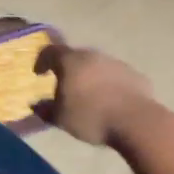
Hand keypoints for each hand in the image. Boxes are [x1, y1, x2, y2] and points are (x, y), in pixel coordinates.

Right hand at [35, 45, 159, 145]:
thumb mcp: (61, 118)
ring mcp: (117, 64)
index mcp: (71, 61)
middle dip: (68, 68)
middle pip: (76, 56)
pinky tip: (111, 101)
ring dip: (91, 76)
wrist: (137, 122)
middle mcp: (93, 56)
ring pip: (98, 65)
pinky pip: (117, 76)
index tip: (39, 73)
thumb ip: (45, 109)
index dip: (42, 60)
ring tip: (90, 95)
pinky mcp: (136, 76)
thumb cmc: (91, 116)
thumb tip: (36, 105)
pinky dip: (110, 84)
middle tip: (65, 84)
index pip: (50, 51)